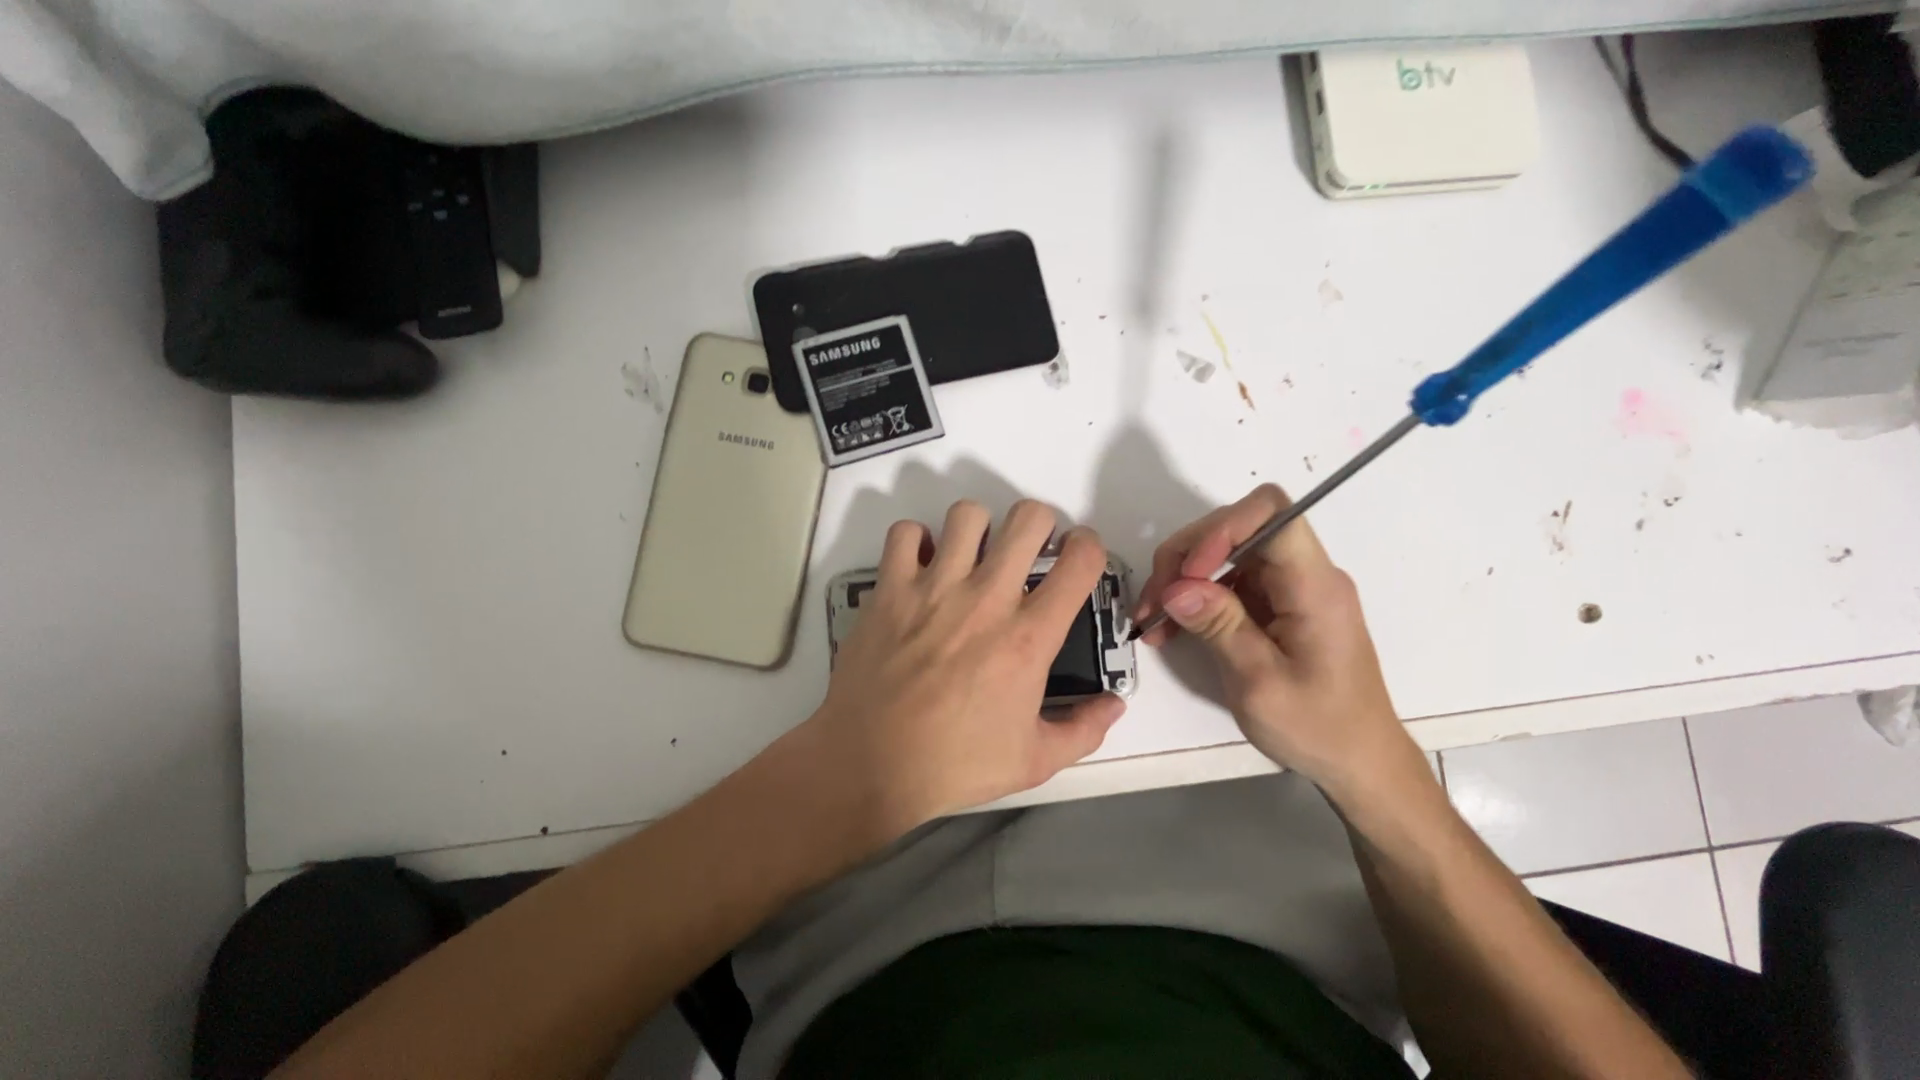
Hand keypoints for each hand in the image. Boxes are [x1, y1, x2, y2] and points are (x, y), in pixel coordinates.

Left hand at [799, 499, 1125, 834]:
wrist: (872, 764)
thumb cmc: (955, 764)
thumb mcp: (1034, 761)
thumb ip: (1083, 731)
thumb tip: (1115, 706)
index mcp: (1028, 637)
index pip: (1079, 563)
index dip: (1089, 548)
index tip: (1079, 557)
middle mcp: (986, 599)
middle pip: (1028, 519)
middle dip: (1039, 524)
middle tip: (1030, 550)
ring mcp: (934, 589)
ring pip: (968, 514)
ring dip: (979, 527)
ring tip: (974, 554)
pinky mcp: (889, 590)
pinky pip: (906, 533)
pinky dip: (917, 540)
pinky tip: (922, 565)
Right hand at [1133, 484, 1412, 794]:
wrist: (1359, 761)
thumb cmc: (1318, 727)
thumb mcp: (1259, 683)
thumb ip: (1220, 626)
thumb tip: (1176, 587)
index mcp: (1314, 585)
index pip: (1271, 512)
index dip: (1221, 529)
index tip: (1187, 574)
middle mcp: (1306, 575)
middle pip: (1240, 527)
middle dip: (1188, 555)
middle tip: (1154, 603)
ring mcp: (1292, 589)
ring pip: (1228, 553)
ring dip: (1184, 578)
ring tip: (1152, 620)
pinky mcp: (1279, 606)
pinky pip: (1232, 582)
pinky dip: (1197, 598)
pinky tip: (1170, 628)